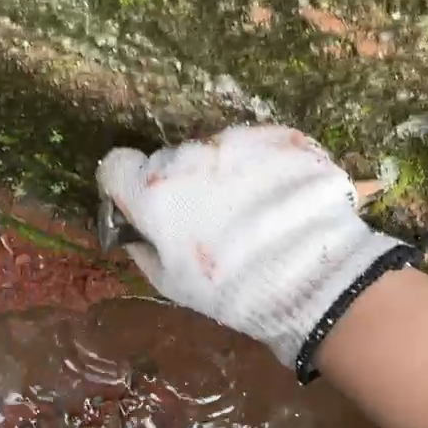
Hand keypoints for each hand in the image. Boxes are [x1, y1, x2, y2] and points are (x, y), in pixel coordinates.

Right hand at [98, 125, 417, 379]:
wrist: (312, 277)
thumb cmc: (232, 290)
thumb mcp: (173, 285)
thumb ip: (144, 249)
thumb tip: (135, 230)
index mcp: (154, 192)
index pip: (116, 167)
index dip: (125, 189)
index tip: (142, 208)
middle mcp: (189, 155)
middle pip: (169, 162)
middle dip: (181, 187)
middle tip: (208, 223)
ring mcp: (237, 140)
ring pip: (215, 154)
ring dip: (223, 176)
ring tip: (252, 216)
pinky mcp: (279, 137)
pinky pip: (257, 149)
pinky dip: (262, 171)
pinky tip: (279, 204)